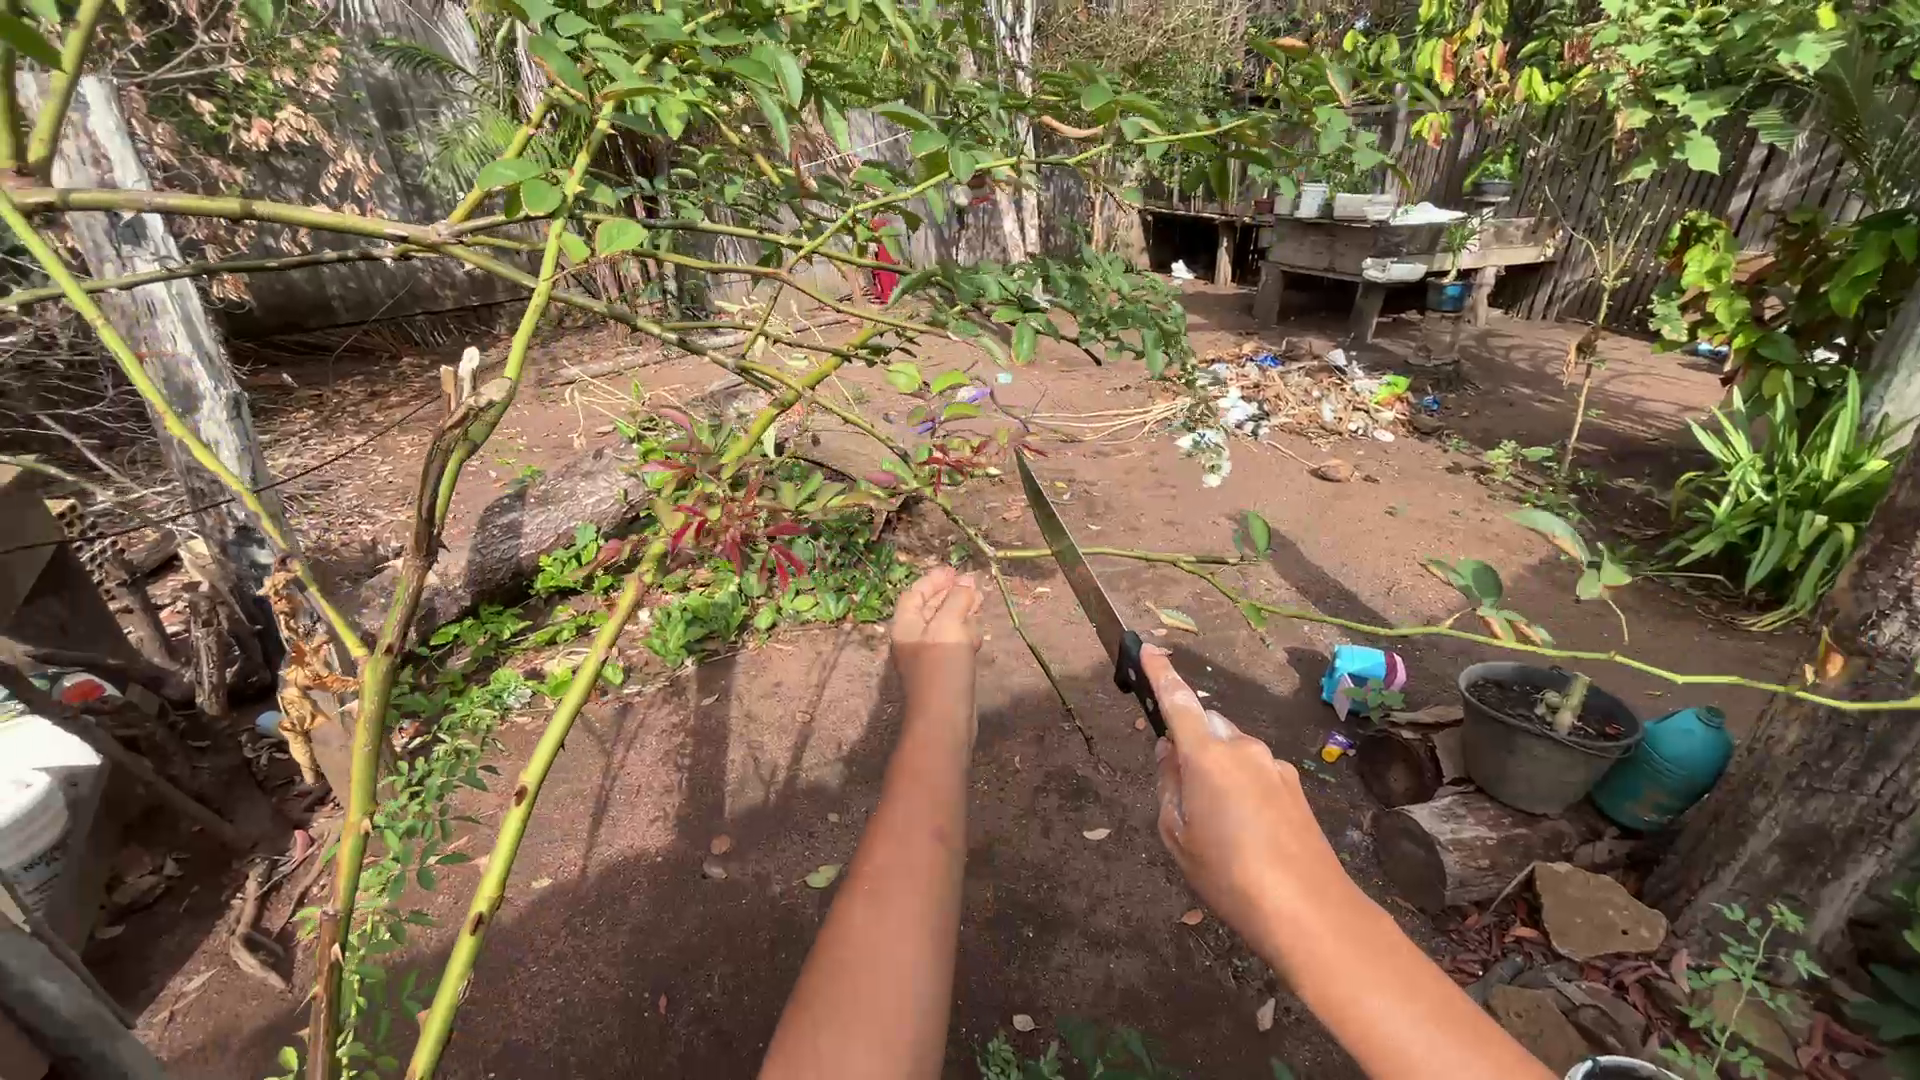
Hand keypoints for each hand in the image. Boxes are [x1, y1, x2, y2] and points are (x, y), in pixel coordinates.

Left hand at [890, 566, 984, 722]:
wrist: (944, 718)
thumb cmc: (941, 667)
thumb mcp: (949, 625)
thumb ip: (957, 600)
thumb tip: (967, 583)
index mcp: (906, 625)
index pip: (915, 593)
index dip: (934, 579)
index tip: (954, 570)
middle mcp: (914, 637)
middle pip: (931, 607)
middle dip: (952, 594)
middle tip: (974, 584)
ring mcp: (929, 655)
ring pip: (946, 625)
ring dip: (962, 612)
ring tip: (980, 602)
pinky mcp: (945, 670)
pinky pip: (954, 643)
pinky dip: (965, 634)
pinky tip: (978, 634)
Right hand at [1143, 644, 1357, 968]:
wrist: (1310, 912)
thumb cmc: (1229, 875)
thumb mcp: (1177, 834)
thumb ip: (1168, 783)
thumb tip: (1169, 751)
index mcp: (1207, 755)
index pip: (1178, 701)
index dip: (1160, 673)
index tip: (1148, 648)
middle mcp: (1243, 748)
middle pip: (1207, 729)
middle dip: (1192, 745)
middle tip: (1184, 792)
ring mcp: (1274, 765)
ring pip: (1233, 751)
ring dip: (1219, 769)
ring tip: (1218, 824)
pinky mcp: (1295, 786)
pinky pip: (1256, 771)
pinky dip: (1242, 786)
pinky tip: (1248, 831)